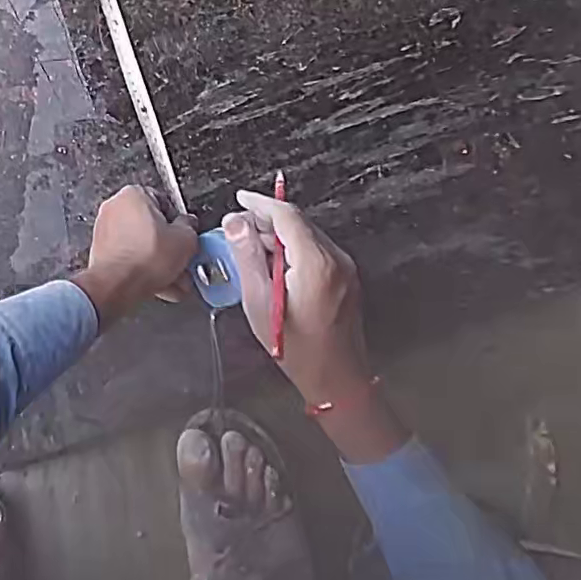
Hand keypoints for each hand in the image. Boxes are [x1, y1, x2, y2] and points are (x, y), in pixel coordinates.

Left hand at [71, 185, 197, 325]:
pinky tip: (160, 285)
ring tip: (174, 278)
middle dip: (169, 248)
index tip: (185, 236)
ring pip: (141, 246)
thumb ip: (190, 227)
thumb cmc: (144, 258)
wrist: (118, 285)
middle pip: (152, 228)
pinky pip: (129, 258)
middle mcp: (115, 209)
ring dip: (159, 262)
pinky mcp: (101, 253)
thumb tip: (188, 226)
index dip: (179, 223)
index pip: (164, 202)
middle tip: (181, 260)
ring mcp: (105, 231)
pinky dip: (143, 270)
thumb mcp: (185, 239)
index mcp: (133, 195)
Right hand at [224, 190, 405, 461]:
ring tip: (249, 251)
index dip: (260, 203)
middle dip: (265, 221)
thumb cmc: (297, 348)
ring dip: (276, 236)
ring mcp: (344, 269)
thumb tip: (235, 223)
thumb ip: (246, 257)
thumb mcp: (259, 301)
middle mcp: (336, 260)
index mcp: (315, 263)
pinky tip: (271, 266)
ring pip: (305, 236)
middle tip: (237, 229)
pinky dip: (291, 250)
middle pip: (297, 223)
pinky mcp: (345, 279)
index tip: (241, 200)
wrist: (337, 379)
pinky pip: (314, 251)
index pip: (287, 216)